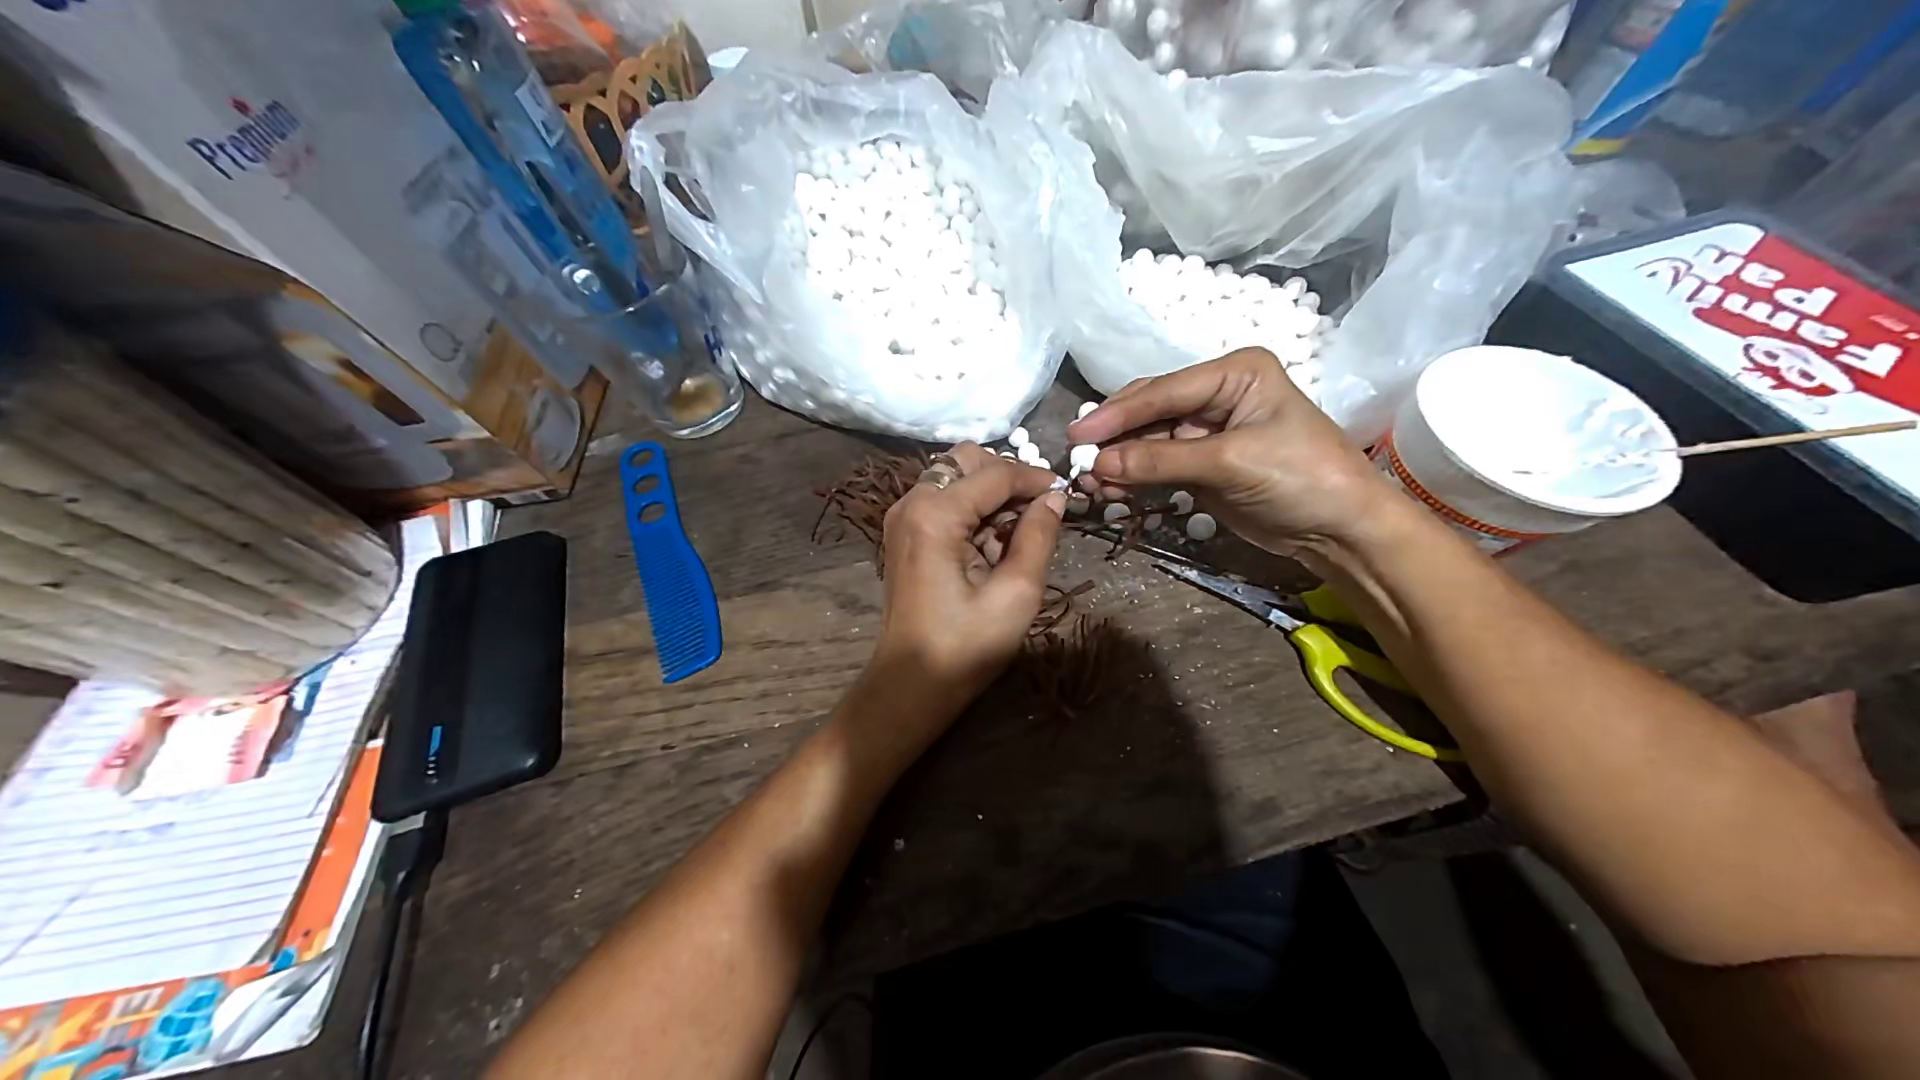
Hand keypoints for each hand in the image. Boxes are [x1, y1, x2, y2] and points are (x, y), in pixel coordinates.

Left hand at [870, 443, 1065, 724]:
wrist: (911, 684)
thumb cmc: (966, 646)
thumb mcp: (1016, 594)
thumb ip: (1038, 537)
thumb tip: (1056, 497)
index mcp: (935, 514)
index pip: (996, 473)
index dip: (1036, 479)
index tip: (1068, 495)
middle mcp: (911, 503)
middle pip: (967, 461)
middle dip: (1008, 478)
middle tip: (1038, 512)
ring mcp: (903, 517)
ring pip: (954, 477)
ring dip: (990, 494)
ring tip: (1017, 534)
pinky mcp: (904, 533)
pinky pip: (943, 500)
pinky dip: (972, 509)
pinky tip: (992, 544)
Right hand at [1066, 348, 1406, 560]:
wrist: (1340, 528)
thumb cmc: (1301, 477)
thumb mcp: (1231, 462)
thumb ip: (1161, 461)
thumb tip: (1098, 465)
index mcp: (1234, 374)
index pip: (1164, 391)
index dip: (1118, 414)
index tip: (1077, 434)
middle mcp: (1216, 395)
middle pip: (1149, 411)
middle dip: (1114, 438)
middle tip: (1075, 459)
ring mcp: (1206, 431)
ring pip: (1147, 442)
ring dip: (1118, 462)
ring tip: (1088, 482)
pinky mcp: (1200, 464)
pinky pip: (1156, 466)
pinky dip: (1133, 478)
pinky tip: (1110, 489)